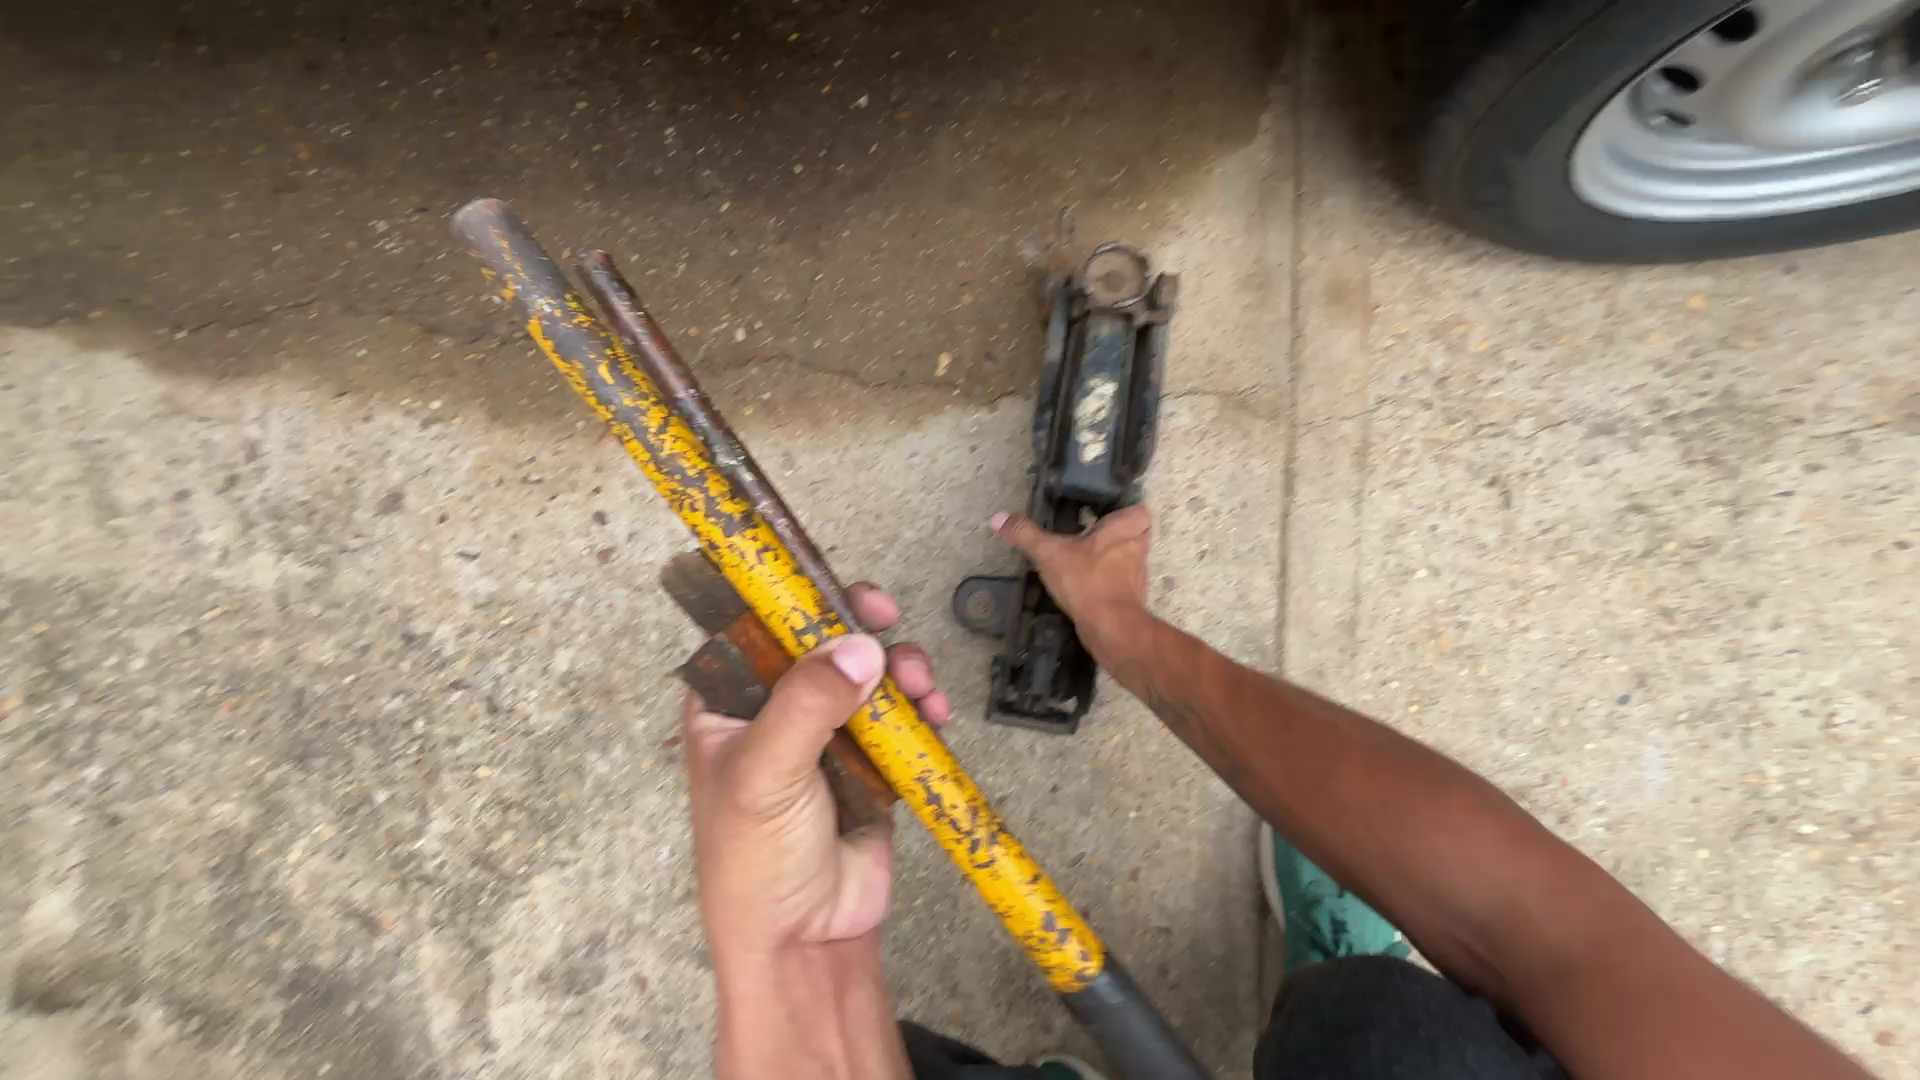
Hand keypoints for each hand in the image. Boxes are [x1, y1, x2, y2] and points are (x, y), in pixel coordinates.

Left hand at [683, 583, 948, 960]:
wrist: (808, 939)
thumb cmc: (755, 858)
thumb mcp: (765, 776)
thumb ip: (807, 706)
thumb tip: (862, 648)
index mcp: (730, 703)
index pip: (756, 630)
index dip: (795, 599)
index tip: (834, 588)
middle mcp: (778, 708)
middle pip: (823, 642)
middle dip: (859, 628)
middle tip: (886, 616)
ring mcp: (829, 732)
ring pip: (869, 673)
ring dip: (900, 667)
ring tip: (919, 682)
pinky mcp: (872, 758)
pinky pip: (900, 715)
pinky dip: (921, 707)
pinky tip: (936, 714)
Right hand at [991, 504, 1153, 665]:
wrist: (1110, 628)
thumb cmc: (1086, 580)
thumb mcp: (1049, 553)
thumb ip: (1025, 534)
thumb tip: (998, 517)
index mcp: (1125, 529)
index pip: (1140, 511)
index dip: (1126, 512)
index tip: (1105, 515)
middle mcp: (1138, 549)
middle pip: (1136, 535)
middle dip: (1118, 536)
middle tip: (1093, 537)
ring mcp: (1138, 576)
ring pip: (1130, 560)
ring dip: (1114, 560)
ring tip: (1087, 562)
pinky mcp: (1133, 599)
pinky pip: (1123, 584)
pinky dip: (1110, 584)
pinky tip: (1088, 588)